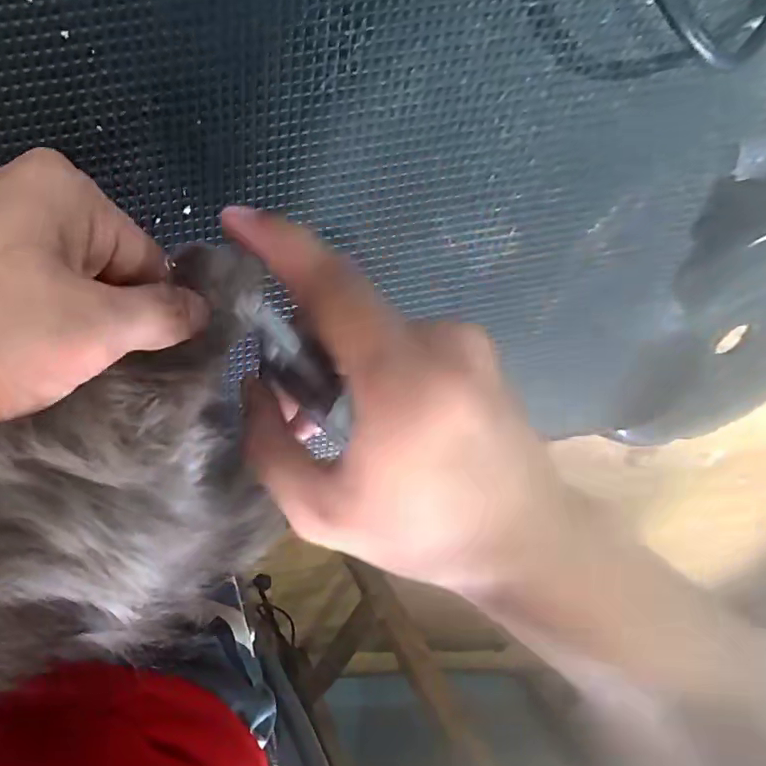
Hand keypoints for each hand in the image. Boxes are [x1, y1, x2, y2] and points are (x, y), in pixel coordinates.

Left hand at [0, 149, 206, 437]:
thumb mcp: (93, 329)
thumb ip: (163, 314)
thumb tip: (206, 308)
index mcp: (65, 188)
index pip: (148, 256)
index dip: (150, 315)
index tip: (132, 363)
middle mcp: (25, 190)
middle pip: (106, 269)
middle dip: (104, 323)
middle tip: (79, 368)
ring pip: (64, 288)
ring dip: (67, 333)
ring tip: (39, 368)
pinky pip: (22, 295)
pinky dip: (28, 330)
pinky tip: (7, 359)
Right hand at [226, 206, 600, 599]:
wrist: (528, 545)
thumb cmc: (424, 535)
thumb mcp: (323, 513)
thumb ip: (270, 448)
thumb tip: (255, 386)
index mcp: (402, 380)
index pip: (334, 285)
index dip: (280, 243)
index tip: (237, 220)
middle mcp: (441, 341)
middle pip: (346, 308)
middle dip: (300, 339)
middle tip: (285, 403)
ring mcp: (467, 341)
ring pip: (372, 328)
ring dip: (337, 360)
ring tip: (333, 422)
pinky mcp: (478, 351)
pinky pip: (402, 339)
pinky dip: (371, 364)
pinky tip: (375, 417)